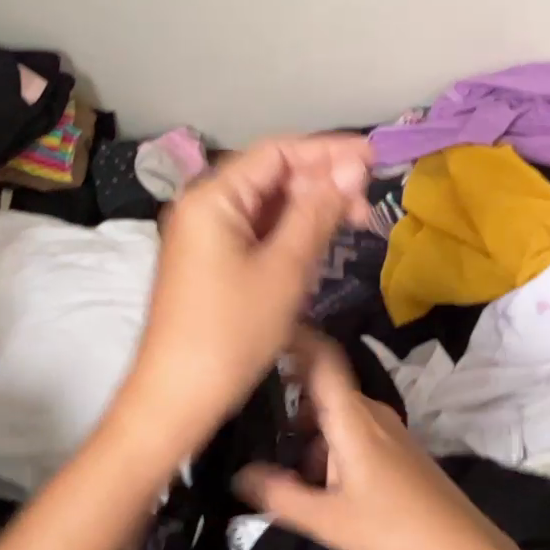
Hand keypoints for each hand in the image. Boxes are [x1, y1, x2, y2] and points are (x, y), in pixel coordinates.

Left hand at [115, 135, 372, 442]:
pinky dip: (288, 233)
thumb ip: (318, 212)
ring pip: (265, 205)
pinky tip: (318, 246)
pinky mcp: (208, 261)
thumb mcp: (284, 270)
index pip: (277, 152)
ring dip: (308, 209)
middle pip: (270, 175)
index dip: (328, 150)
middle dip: (321, 182)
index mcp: (212, 197)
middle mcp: (202, 204)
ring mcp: (203, 234)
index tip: (374, 159)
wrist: (175, 398)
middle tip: (367, 204)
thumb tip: (352, 166)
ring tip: (353, 224)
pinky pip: (254, 230)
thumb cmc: (231, 334)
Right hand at [234, 332, 526, 549]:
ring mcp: (388, 431)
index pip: (322, 357)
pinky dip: (328, 447)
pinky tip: (317, 485)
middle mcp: (370, 413)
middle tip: (250, 417)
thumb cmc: (394, 531)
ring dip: (308, 434)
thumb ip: (279, 496)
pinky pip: (353, 433)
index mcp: (352, 417)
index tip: (263, 332)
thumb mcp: (328, 521)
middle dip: (288, 401)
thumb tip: (239, 475)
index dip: (295, 338)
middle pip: (323, 390)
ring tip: (278, 464)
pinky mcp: (399, 451)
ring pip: (337, 416)